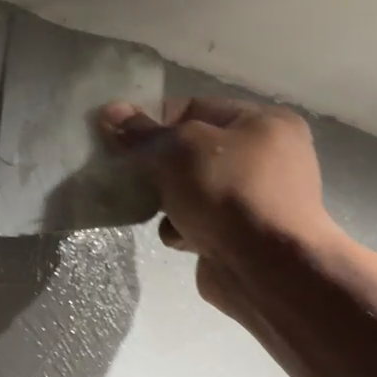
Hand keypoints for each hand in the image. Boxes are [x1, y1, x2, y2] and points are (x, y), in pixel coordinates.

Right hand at [98, 98, 341, 313]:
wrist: (267, 268)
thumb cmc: (229, 195)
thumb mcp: (179, 153)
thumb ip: (143, 134)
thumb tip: (109, 112)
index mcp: (262, 122)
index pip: (196, 108)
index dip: (154, 120)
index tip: (118, 138)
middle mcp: (266, 156)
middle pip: (192, 151)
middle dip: (158, 166)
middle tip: (126, 175)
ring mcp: (255, 198)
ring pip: (191, 189)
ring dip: (167, 201)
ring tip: (153, 210)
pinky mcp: (241, 234)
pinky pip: (199, 221)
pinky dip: (182, 228)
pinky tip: (178, 237)